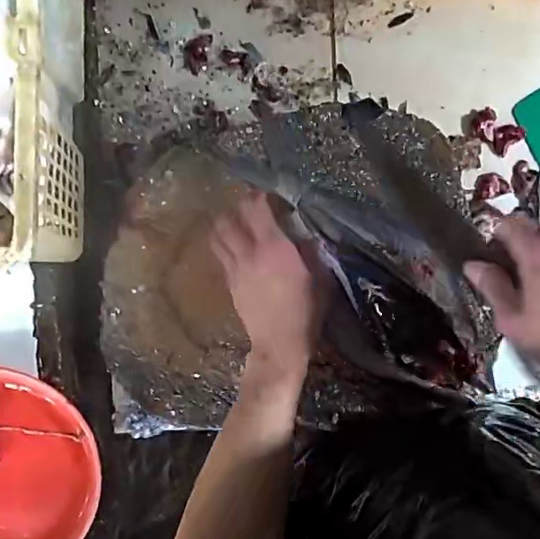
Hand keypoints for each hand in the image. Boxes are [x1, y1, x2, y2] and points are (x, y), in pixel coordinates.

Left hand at [210, 192, 321, 385]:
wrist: (280, 344)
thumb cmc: (306, 312)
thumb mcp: (321, 280)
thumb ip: (312, 254)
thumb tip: (304, 238)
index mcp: (276, 248)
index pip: (258, 209)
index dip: (260, 196)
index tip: (267, 194)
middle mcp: (251, 253)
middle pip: (231, 218)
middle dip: (238, 207)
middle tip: (249, 205)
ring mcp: (236, 268)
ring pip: (218, 235)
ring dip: (224, 223)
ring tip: (234, 221)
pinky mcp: (229, 283)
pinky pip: (220, 255)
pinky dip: (223, 244)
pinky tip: (232, 246)